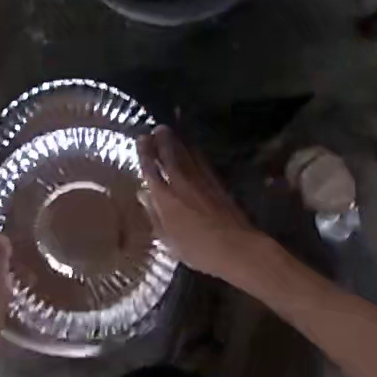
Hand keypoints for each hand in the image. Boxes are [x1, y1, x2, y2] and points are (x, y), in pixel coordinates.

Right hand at [138, 126, 265, 281]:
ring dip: (179, 142)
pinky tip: (194, 149)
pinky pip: (203, 163)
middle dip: (163, 141)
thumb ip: (155, 214)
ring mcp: (202, 182)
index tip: (141, 138)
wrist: (236, 247)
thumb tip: (143, 194)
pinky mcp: (218, 184)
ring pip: (188, 156)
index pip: (151, 170)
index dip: (145, 153)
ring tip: (172, 131)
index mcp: (166, 198)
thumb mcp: (168, 239)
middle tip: (158, 127)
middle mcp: (182, 184)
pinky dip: (196, 153)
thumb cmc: (197, 249)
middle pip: (171, 156)